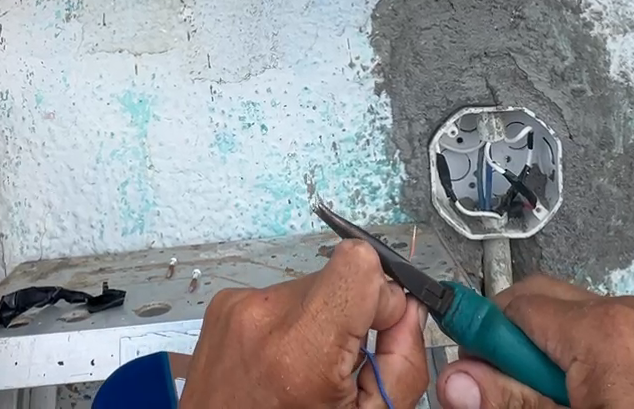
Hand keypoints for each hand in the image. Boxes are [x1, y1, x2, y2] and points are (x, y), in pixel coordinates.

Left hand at [179, 240, 429, 408]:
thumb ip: (402, 364)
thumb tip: (409, 310)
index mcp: (302, 350)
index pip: (359, 262)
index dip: (380, 293)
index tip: (375, 330)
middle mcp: (265, 315)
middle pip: (337, 276)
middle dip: (350, 314)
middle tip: (340, 367)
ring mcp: (238, 306)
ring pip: (309, 286)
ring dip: (318, 321)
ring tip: (304, 371)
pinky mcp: (224, 305)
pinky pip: (278, 298)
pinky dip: (289, 327)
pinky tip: (280, 364)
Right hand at [436, 276, 633, 408]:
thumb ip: (512, 403)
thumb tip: (455, 381)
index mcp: (602, 330)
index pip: (513, 306)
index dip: (483, 338)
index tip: (467, 370)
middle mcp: (628, 310)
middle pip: (540, 299)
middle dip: (515, 342)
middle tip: (509, 393)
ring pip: (571, 316)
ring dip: (550, 352)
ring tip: (558, 404)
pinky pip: (606, 330)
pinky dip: (585, 357)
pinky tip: (591, 400)